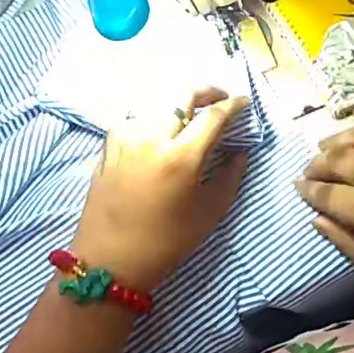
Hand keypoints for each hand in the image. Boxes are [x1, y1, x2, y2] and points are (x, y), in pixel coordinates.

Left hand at [73, 88, 249, 293]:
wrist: (109, 260)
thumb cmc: (166, 241)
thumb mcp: (209, 213)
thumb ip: (230, 177)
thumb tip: (241, 153)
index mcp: (180, 156)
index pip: (213, 115)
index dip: (233, 105)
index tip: (244, 103)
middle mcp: (152, 138)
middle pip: (182, 96)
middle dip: (207, 92)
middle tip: (221, 99)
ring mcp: (126, 139)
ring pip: (158, 104)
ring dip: (179, 105)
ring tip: (191, 116)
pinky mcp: (108, 146)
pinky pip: (136, 120)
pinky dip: (154, 118)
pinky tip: (160, 132)